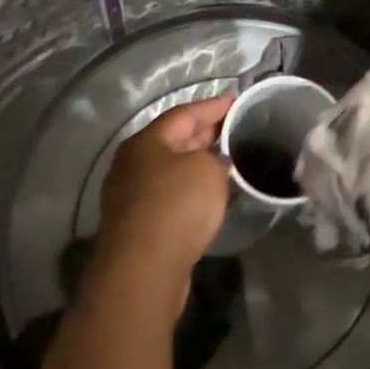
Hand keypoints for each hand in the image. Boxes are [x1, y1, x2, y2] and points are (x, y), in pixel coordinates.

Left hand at [98, 95, 233, 275]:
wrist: (143, 268)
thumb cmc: (176, 206)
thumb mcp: (207, 170)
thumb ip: (216, 158)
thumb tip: (215, 163)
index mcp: (146, 141)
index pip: (184, 113)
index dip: (213, 106)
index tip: (237, 100)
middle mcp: (132, 163)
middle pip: (174, 140)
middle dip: (206, 133)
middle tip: (236, 127)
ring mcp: (131, 194)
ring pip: (171, 169)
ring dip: (198, 163)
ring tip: (229, 159)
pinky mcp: (138, 223)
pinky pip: (170, 194)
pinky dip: (191, 188)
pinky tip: (211, 194)